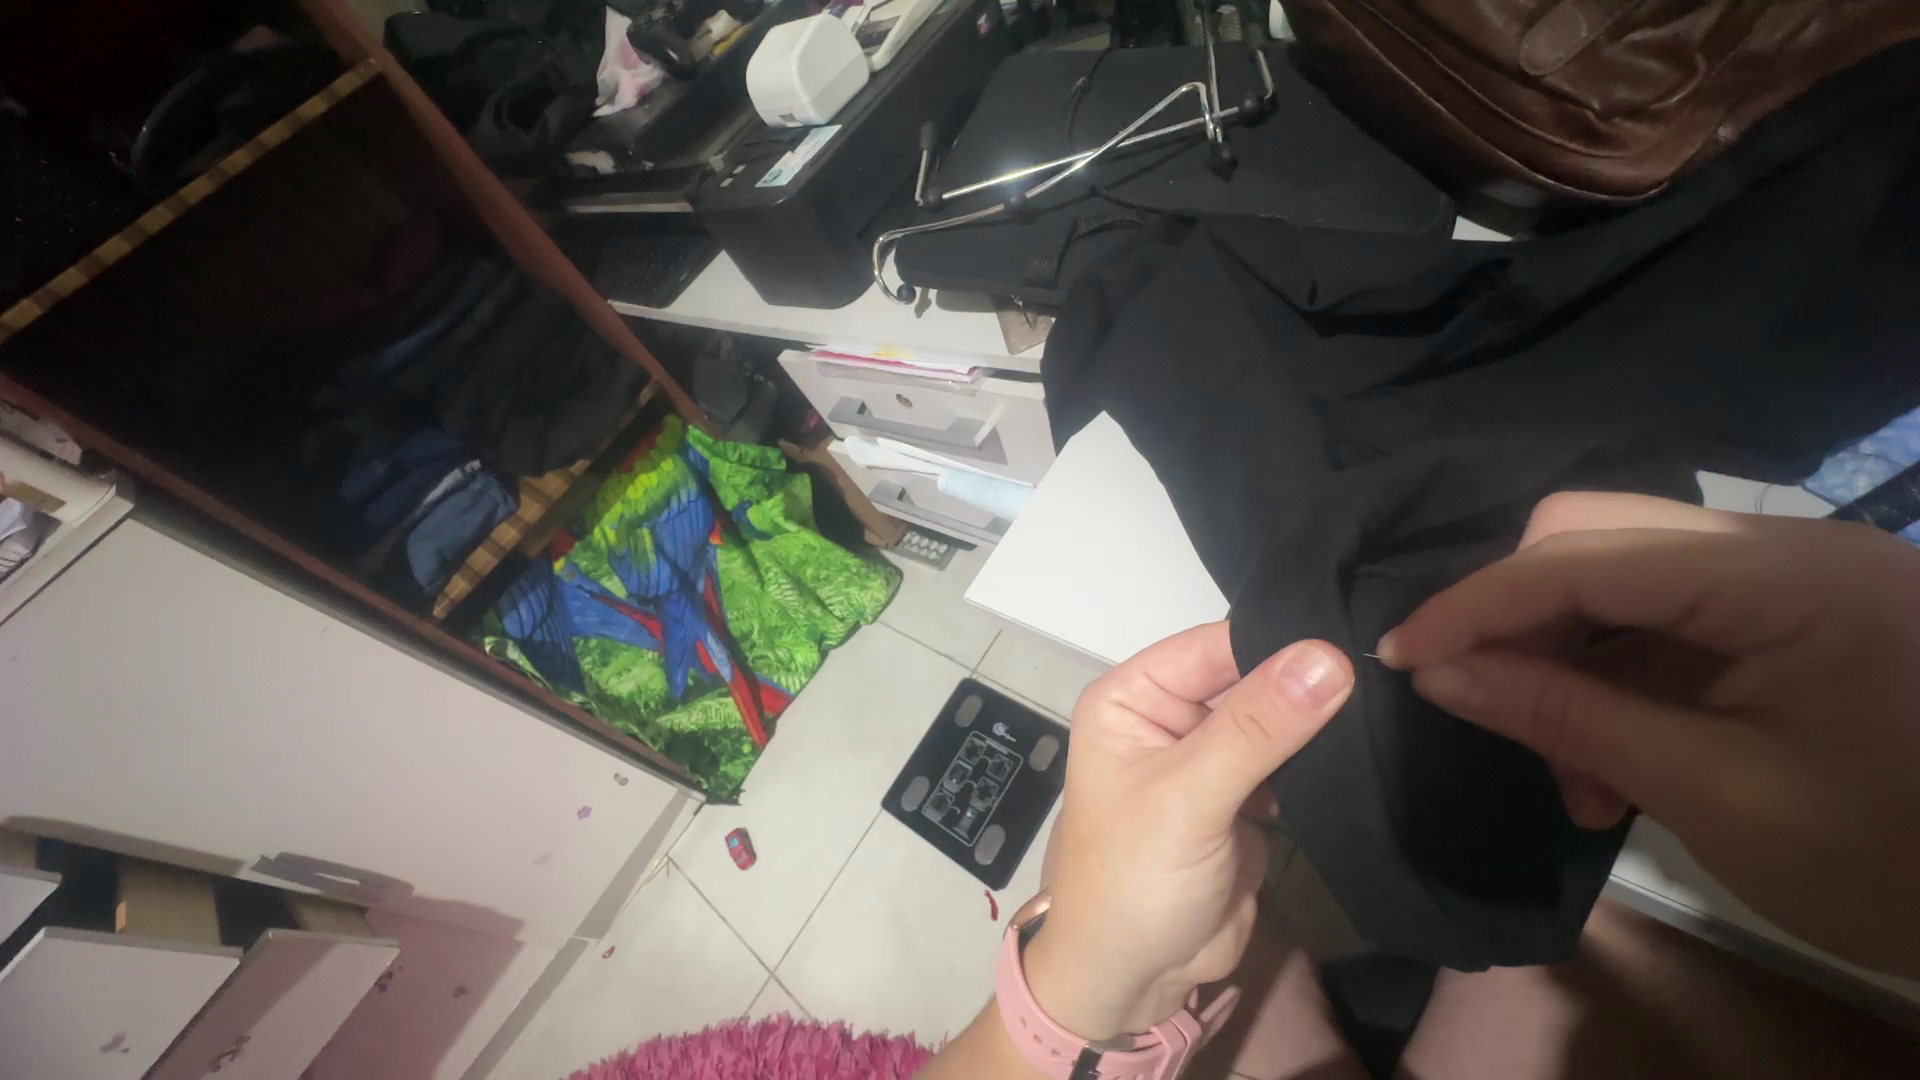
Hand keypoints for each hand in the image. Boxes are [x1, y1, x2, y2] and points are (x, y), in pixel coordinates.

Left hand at [1023, 623, 1354, 1040]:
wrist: (1134, 977)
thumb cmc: (1134, 876)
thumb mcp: (1188, 796)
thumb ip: (1256, 727)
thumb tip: (1326, 657)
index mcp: (1132, 697)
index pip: (1212, 647)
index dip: (1277, 640)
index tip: (1355, 635)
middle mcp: (1167, 715)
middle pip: (1245, 678)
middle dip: (1304, 679)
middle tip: (1388, 665)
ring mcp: (1206, 757)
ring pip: (1271, 719)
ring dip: (1318, 720)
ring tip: (1391, 701)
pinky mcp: (1240, 796)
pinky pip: (1287, 762)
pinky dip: (1319, 761)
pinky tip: (1368, 748)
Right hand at [1377, 492, 1919, 977]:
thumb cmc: (1909, 865)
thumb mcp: (1712, 794)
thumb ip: (1559, 715)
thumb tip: (1431, 672)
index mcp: (1786, 577)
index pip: (1576, 558)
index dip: (1471, 605)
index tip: (1397, 656)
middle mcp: (1783, 548)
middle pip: (1586, 539)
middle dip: (1514, 620)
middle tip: (1476, 694)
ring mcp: (1787, 578)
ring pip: (1608, 580)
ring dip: (1558, 660)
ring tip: (1568, 769)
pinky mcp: (1785, 615)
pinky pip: (1653, 620)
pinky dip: (1607, 678)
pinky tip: (1608, 757)